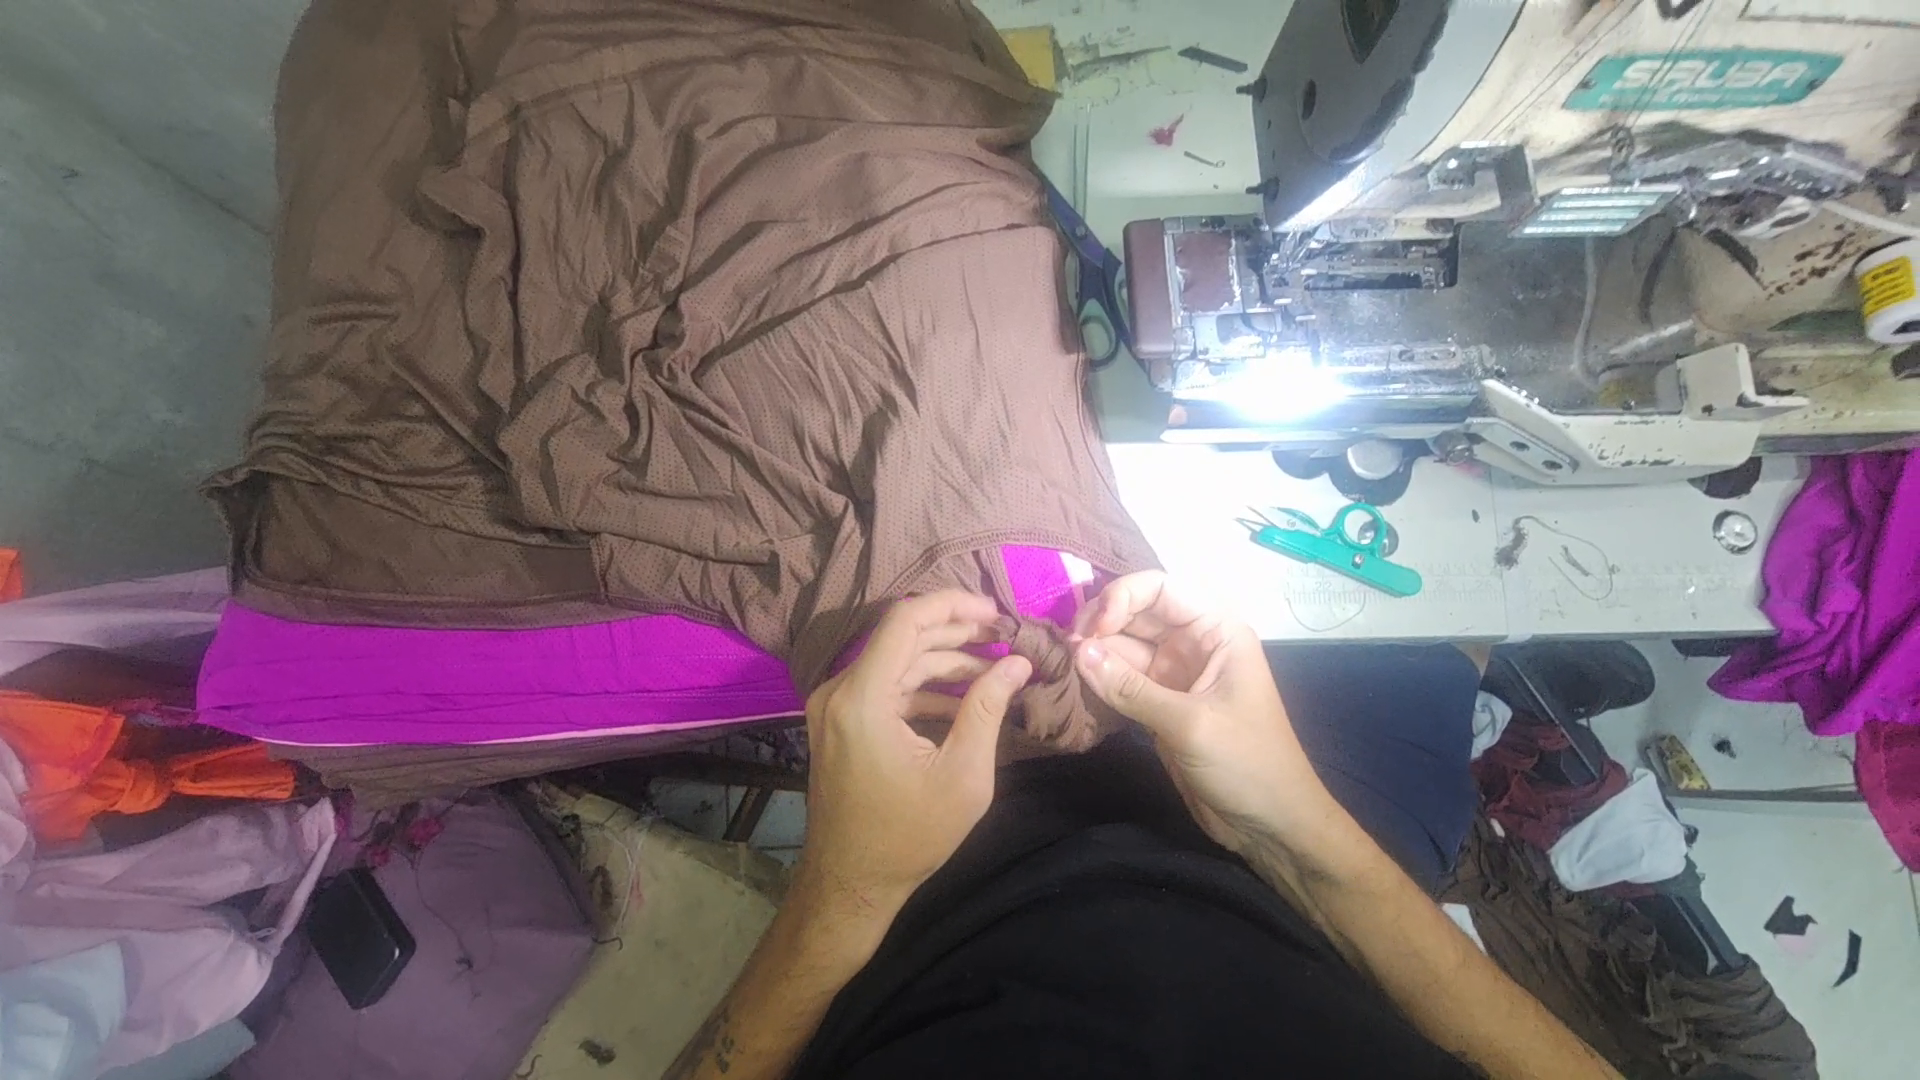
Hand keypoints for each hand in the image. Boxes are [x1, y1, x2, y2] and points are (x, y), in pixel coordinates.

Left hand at [795, 591, 1031, 924]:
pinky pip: (887, 687)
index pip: (906, 621)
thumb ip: (988, 708)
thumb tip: (1018, 663)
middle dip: (957, 632)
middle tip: (1004, 636)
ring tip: (994, 667)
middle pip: (903, 637)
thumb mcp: (963, 775)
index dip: (953, 606)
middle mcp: (839, 691)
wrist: (850, 885)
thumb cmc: (908, 836)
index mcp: (862, 698)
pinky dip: (924, 687)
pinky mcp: (841, 721)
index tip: (996, 613)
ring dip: (945, 661)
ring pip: (897, 661)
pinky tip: (964, 699)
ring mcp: (835, 706)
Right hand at [1071, 572, 1341, 858]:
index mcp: (1217, 631)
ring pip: (1124, 646)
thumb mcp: (1189, 724)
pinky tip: (1076, 684)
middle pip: (1137, 612)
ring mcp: (1175, 673)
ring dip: (1094, 652)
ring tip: (1064, 665)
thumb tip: (1077, 653)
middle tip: (1066, 648)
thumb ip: (1130, 688)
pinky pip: (1122, 678)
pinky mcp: (1159, 703)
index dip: (1123, 597)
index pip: (1161, 587)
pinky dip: (1099, 679)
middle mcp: (1194, 643)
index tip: (1093, 630)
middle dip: (1100, 623)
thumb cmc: (1248, 764)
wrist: (1271, 826)